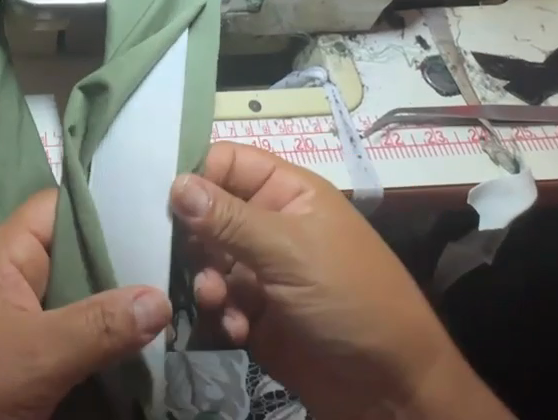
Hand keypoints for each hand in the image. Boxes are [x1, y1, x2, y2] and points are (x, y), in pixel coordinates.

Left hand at [0, 189, 172, 419]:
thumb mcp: (36, 354)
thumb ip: (98, 326)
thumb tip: (162, 297)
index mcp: (6, 254)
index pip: (58, 206)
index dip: (103, 201)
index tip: (157, 208)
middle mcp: (14, 277)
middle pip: (75, 252)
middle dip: (122, 258)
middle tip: (180, 259)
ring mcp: (20, 319)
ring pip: (78, 296)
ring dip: (117, 303)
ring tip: (176, 294)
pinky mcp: (28, 357)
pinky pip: (74, 333)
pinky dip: (104, 337)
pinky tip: (146, 338)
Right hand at [169, 143, 509, 419]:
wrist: (394, 395)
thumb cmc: (351, 300)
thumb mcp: (290, 252)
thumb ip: (228, 219)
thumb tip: (175, 183)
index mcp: (286, 192)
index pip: (226, 162)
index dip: (195, 174)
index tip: (163, 199)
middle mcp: (270, 224)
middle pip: (208, 211)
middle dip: (193, 236)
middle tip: (187, 257)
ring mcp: (261, 270)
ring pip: (207, 258)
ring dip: (205, 279)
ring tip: (216, 301)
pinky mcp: (255, 313)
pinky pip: (218, 300)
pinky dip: (221, 313)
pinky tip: (236, 329)